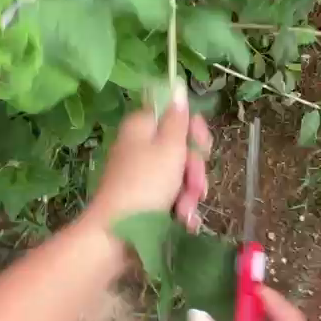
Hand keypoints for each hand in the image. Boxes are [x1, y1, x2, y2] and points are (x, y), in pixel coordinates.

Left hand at [82, 88, 210, 230]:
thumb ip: (178, 119)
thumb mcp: (169, 147)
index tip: (202, 145)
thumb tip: (176, 85)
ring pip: (180, 175)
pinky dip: (180, 208)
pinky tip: (183, 221)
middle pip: (180, 148)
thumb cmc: (145, 185)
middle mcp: (140, 147)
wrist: (118, 235)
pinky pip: (171, 196)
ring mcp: (141, 175)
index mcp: (142, 127)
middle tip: (194, 183)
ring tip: (184, 209)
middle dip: (194, 169)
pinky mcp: (144, 200)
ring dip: (190, 192)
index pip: (174, 115)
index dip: (193, 130)